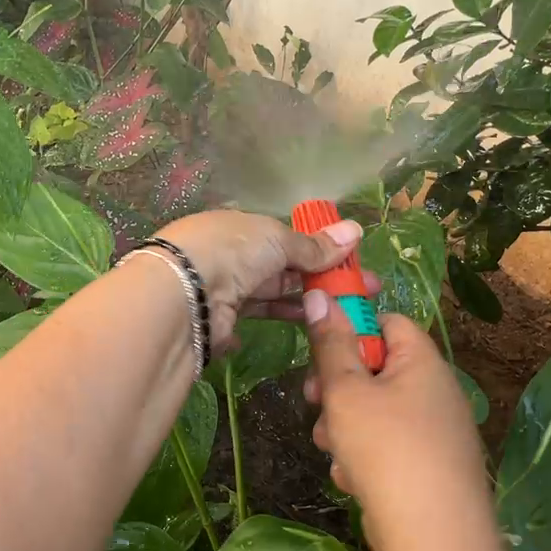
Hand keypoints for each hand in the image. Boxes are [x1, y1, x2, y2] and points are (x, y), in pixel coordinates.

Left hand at [152, 209, 370, 349]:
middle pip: (280, 266)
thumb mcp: (276, 239)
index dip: (316, 248)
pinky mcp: (222, 320)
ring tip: (348, 311)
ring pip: (272, 293)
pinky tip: (308, 325)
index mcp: (235, 226)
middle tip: (366, 291)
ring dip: (306, 301)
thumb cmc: (230, 250)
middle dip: (322, 277)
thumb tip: (355, 230)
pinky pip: (257, 317)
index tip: (352, 262)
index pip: (280, 236)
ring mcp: (223, 288)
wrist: (184, 294)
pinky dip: (278, 319)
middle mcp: (228, 254)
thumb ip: (312, 244)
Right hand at [302, 307, 494, 550]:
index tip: (319, 347)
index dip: (352, 326)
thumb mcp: (345, 390)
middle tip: (313, 400)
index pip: (388, 321)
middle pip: (375, 367)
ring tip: (330, 446)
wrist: (434, 542)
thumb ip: (330, 342)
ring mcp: (435, 432)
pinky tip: (351, 476)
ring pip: (374, 409)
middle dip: (337, 384)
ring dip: (343, 422)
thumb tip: (319, 294)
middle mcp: (436, 392)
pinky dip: (363, 453)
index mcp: (422, 363)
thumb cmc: (386, 450)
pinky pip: (386, 443)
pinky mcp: (429, 467)